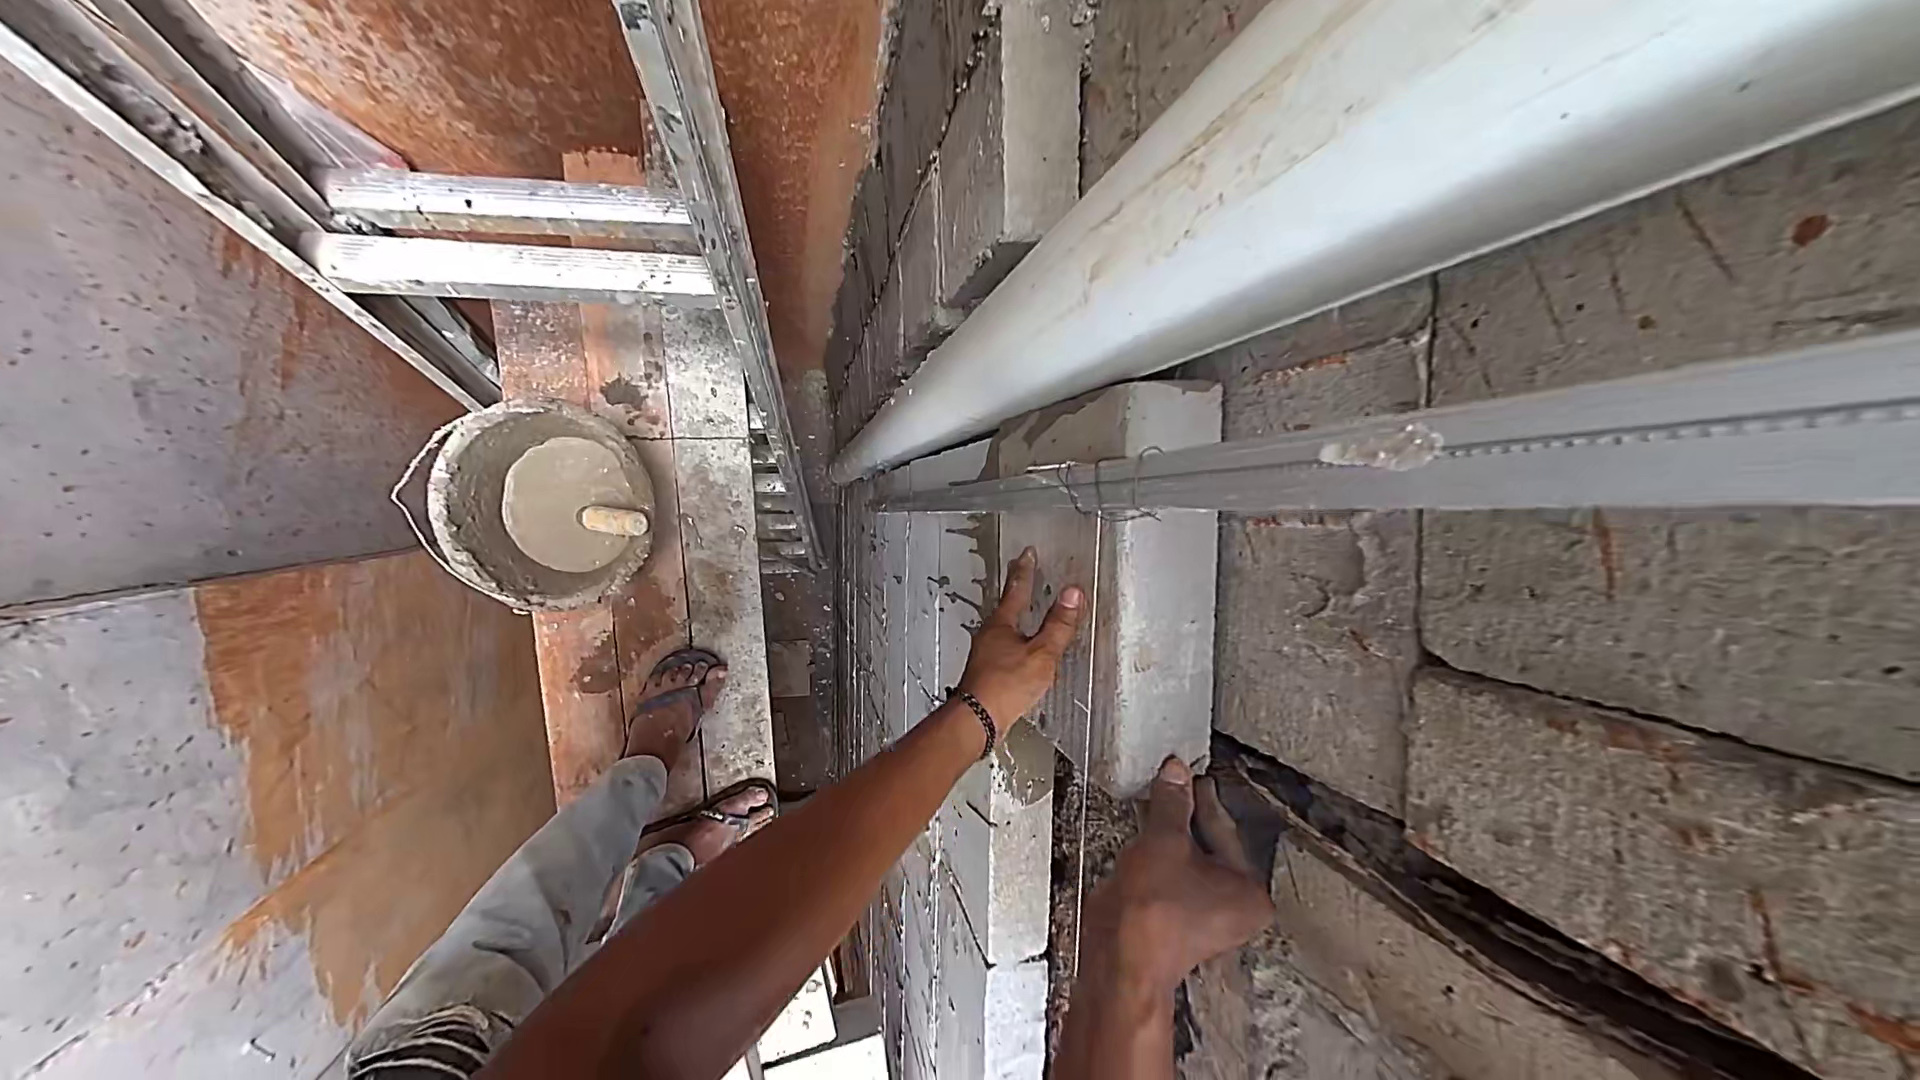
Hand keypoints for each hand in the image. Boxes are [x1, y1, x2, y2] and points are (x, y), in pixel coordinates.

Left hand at [956, 547, 1084, 732]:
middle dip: (1016, 590)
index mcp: (1001, 625)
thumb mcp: (1041, 654)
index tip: (1027, 554)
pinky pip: (1004, 648)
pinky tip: (1020, 651)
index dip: (1024, 570)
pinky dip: (1015, 641)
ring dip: (1015, 616)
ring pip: (1003, 627)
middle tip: (1022, 574)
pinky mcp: (987, 672)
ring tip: (1024, 610)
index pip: (1016, 589)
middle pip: (1006, 606)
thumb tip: (1072, 595)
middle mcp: (989, 635)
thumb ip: (1058, 625)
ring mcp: (986, 654)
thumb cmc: (1005, 686)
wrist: (977, 719)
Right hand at [1087, 757, 1274, 992]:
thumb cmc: (1154, 913)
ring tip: (1152, 796)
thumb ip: (1172, 802)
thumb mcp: (1165, 840)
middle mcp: (1231, 905)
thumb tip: (1176, 773)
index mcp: (1249, 891)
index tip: (1187, 772)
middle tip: (1169, 779)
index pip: (1224, 827)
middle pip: (1207, 842)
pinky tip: (1141, 823)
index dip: (1200, 795)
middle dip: (1183, 811)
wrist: (1119, 954)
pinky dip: (1156, 846)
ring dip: (1167, 826)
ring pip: (1186, 855)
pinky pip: (1170, 868)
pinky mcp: (1172, 912)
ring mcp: (1201, 911)